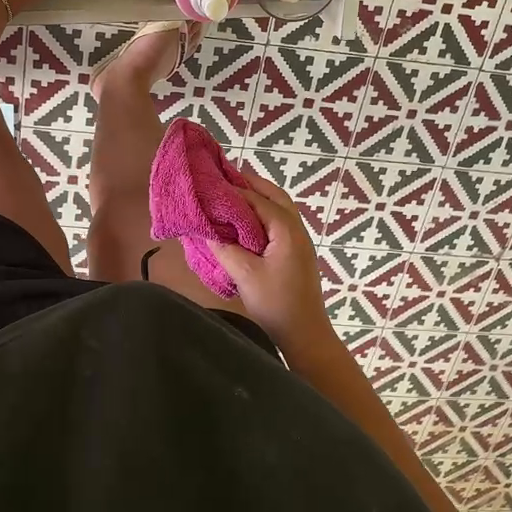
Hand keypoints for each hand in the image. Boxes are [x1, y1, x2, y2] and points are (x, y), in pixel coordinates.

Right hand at [210, 174, 335, 355]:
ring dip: (258, 198)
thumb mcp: (245, 275)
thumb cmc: (276, 303)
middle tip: (224, 178)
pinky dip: (262, 214)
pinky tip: (245, 223)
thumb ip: (224, 248)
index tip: (210, 183)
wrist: (305, 334)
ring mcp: (300, 241)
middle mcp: (297, 229)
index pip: (257, 199)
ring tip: (231, 196)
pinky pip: (280, 222)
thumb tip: (206, 229)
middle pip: (274, 195)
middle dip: (250, 185)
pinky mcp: (297, 253)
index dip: (233, 190)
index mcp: (286, 229)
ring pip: (279, 208)